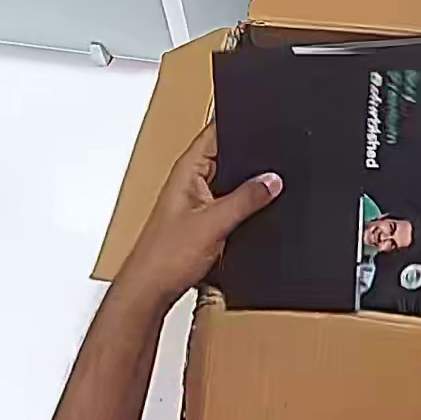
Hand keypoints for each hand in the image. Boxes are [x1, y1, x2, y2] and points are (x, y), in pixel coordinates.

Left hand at [117, 124, 281, 307]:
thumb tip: (272, 180)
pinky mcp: (204, 218)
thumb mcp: (214, 223)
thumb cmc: (163, 258)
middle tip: (269, 165)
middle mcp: (192, 180)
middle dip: (248, 159)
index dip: (238, 124)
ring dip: (244, 187)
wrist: (148, 294)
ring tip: (258, 194)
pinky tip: (248, 216)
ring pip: (231, 180)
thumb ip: (246, 199)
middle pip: (228, 155)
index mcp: (188, 169)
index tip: (263, 125)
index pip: (215, 131)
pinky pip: (230, 201)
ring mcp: (198, 198)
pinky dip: (242, 205)